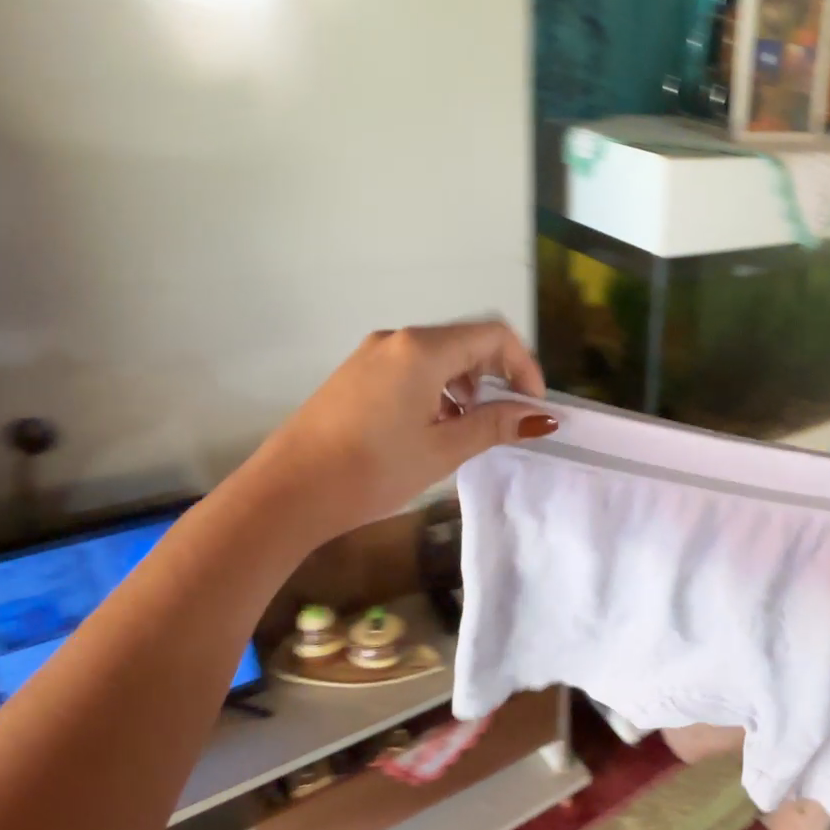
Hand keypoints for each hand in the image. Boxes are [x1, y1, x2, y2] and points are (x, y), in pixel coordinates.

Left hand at [246, 322, 555, 542]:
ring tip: (469, 428)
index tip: (533, 406)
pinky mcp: (356, 375)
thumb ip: (495, 425)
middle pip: (465, 341)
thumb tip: (540, 417)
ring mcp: (371, 355)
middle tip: (508, 418)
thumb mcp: (443, 449)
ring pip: (438, 356)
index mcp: (422, 350)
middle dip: (497, 375)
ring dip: (467, 384)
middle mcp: (396, 340)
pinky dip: (437, 389)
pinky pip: (411, 368)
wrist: (289, 492)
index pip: (493, 336)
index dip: (524, 366)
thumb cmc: (373, 470)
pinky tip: (433, 427)